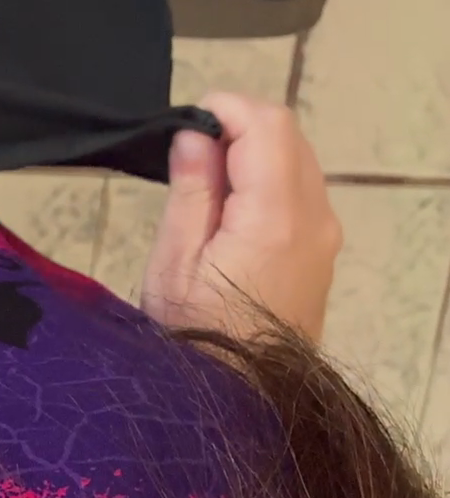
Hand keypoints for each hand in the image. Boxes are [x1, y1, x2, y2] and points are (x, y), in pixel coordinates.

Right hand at [143, 92, 340, 340]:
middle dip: (240, 125)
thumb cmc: (190, 330)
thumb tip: (195, 136)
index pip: (268, 130)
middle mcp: (315, 214)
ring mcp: (325, 230)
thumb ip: (191, 196)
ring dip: (252, 150)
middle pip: (290, 139)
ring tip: (196, 170)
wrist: (241, 389)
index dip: (229, 108)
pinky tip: (224, 198)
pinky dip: (264, 174)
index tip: (184, 113)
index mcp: (274, 216)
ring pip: (297, 162)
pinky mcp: (319, 245)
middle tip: (181, 141)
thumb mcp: (173, 264)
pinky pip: (298, 189)